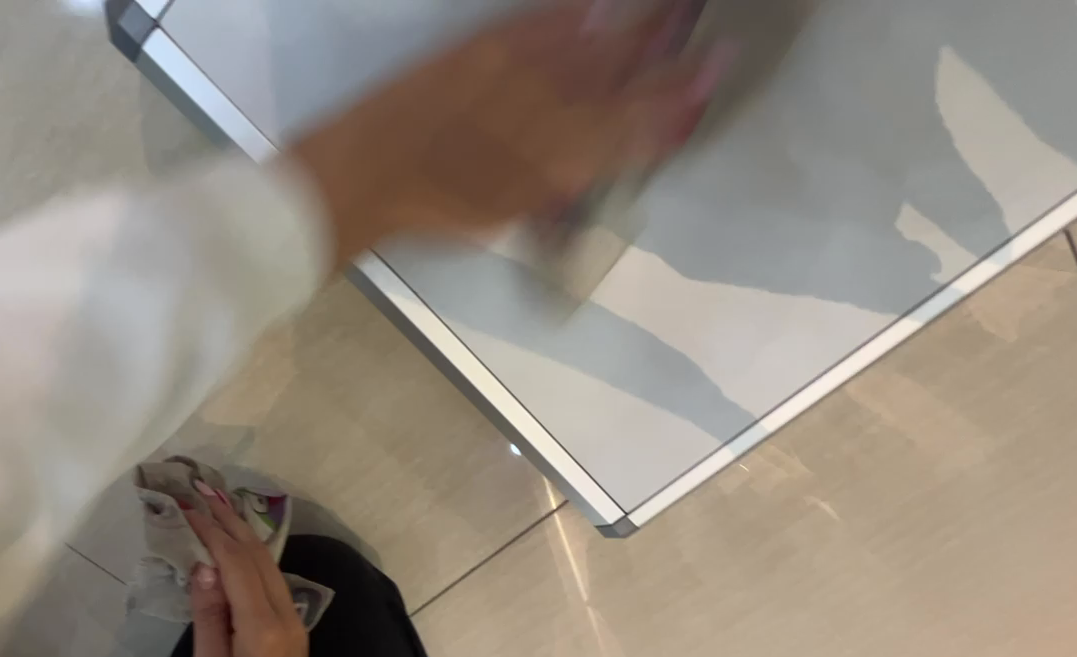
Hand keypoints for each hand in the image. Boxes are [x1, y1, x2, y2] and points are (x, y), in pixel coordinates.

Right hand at [182, 484, 313, 656]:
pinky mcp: (294, 629)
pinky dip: (252, 557)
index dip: (212, 532)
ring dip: (242, 534)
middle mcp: (286, 615)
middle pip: (257, 557)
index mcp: (262, 627)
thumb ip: (209, 618)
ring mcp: (295, 621)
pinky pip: (273, 581)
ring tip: (218, 506)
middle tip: (202, 490)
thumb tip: (203, 568)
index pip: (235, 565)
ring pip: (268, 566)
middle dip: (229, 521)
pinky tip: (239, 546)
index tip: (188, 505)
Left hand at [289, 0, 734, 266]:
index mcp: (556, 165)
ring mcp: (519, 74)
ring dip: (640, 30)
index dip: (673, 114)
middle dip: (671, 64)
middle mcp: (549, 115)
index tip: (706, 91)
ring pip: (596, 47)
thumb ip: (550, 193)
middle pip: (625, 83)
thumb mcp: (502, 217)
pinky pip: (546, 21)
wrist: (368, 173)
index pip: (632, 134)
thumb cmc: (431, 208)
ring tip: (676, 12)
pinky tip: (597, 7)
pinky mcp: (488, 45)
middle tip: (707, 45)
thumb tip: (581, 179)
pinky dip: (578, 14)